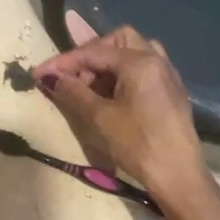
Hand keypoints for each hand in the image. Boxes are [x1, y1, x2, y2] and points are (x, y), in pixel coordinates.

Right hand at [34, 26, 212, 206]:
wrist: (179, 177)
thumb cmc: (139, 145)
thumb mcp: (100, 118)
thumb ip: (74, 92)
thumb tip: (50, 78)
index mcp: (140, 61)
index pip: (94, 52)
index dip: (63, 62)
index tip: (39, 73)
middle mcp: (156, 60)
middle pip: (117, 41)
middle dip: (90, 55)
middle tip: (73, 78)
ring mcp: (168, 75)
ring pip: (133, 52)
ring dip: (109, 63)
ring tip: (93, 86)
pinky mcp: (172, 91)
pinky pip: (144, 68)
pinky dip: (124, 74)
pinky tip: (114, 96)